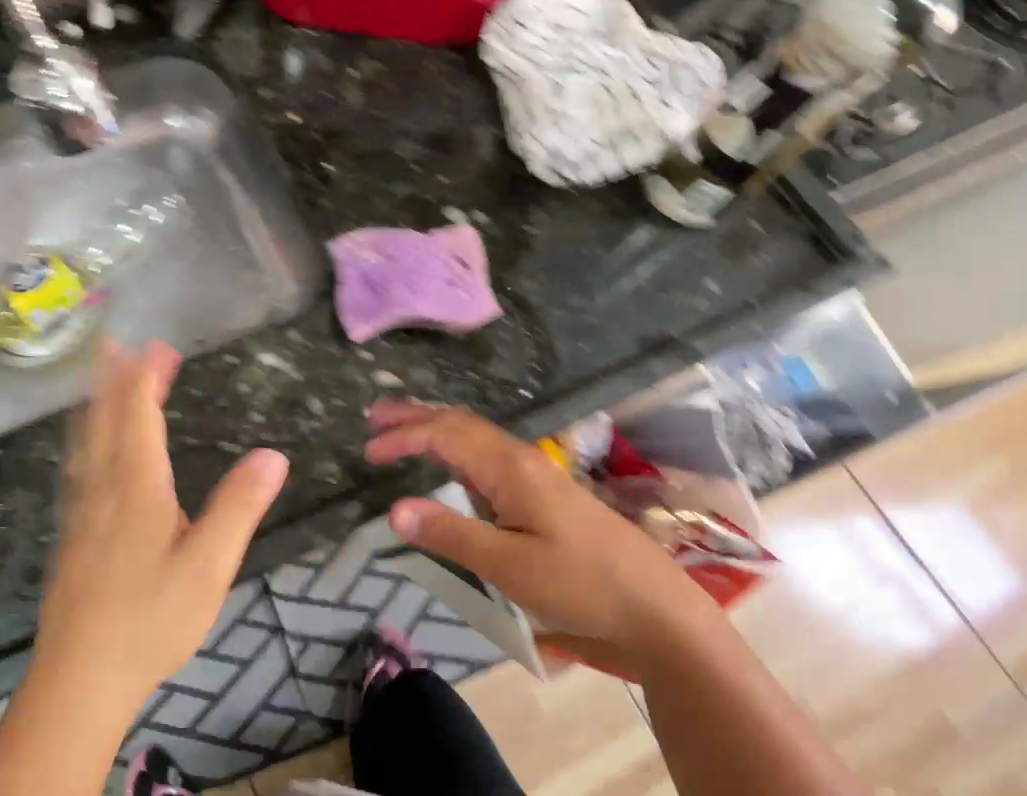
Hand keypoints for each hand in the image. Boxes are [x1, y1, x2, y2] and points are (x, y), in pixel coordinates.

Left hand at [34, 341, 289, 712]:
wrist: (79, 677)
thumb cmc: (150, 620)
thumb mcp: (209, 567)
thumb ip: (238, 507)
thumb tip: (273, 454)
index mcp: (136, 485)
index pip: (138, 415)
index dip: (145, 376)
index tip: (158, 346)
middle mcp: (102, 486)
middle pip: (103, 418)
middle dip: (114, 378)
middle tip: (120, 344)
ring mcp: (80, 510)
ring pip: (83, 440)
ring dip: (94, 402)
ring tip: (99, 379)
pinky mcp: (71, 534)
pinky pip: (76, 464)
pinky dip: (84, 436)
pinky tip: (87, 451)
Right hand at [365, 401, 720, 673]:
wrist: (658, 610)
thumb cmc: (582, 586)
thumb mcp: (510, 568)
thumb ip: (451, 534)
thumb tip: (393, 509)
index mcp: (511, 468)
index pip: (446, 435)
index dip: (404, 437)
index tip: (368, 450)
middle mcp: (523, 461)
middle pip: (462, 425)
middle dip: (417, 417)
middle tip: (376, 416)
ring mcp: (539, 477)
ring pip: (478, 439)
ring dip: (438, 431)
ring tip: (405, 433)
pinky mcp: (548, 497)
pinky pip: (491, 458)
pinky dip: (459, 451)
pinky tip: (454, 468)